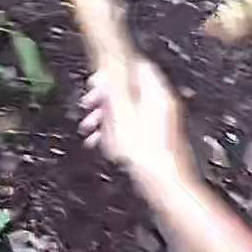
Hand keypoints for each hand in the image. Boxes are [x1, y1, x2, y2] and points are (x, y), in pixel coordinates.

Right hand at [79, 57, 197, 186]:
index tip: (96, 80)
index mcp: (157, 93)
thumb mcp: (120, 114)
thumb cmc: (145, 152)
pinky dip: (114, 130)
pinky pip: (131, 126)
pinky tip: (98, 142)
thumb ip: (112, 90)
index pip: (137, 67)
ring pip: (127, 109)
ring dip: (105, 116)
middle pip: (129, 90)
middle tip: (88, 105)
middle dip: (104, 97)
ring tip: (88, 128)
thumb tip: (106, 74)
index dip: (113, 71)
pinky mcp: (155, 139)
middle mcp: (161, 104)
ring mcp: (159, 122)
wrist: (164, 184)